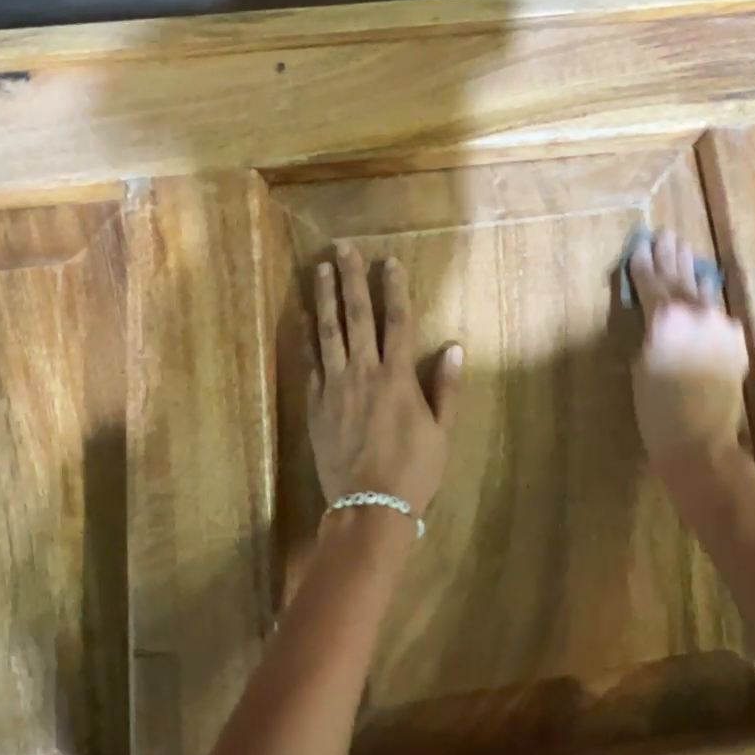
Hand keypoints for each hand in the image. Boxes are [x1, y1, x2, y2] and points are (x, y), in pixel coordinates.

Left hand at [309, 242, 462, 522]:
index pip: (398, 322)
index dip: (394, 289)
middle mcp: (364, 374)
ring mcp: (335, 388)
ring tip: (319, 269)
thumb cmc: (414, 471)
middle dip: (352, 280)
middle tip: (343, 248)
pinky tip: (300, 317)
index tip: (389, 261)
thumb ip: (446, 388)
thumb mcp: (441, 431)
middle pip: (358, 317)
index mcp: (398, 378)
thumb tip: (454, 347)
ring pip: (328, 332)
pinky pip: (308, 363)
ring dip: (324, 298)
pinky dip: (304, 338)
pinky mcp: (316, 405)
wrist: (370, 505)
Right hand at [629, 230, 750, 486]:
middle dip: (669, 258)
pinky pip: (718, 312)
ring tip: (683, 249)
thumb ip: (650, 333)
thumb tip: (657, 319)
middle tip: (664, 235)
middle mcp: (696, 312)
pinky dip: (707, 299)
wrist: (701, 442)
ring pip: (702, 290)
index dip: (642, 266)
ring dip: (690, 270)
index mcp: (665, 317)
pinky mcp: (736, 341)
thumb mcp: (640, 366)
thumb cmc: (657, 411)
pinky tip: (704, 286)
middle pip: (679, 278)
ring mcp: (721, 325)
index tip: (638, 249)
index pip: (650, 283)